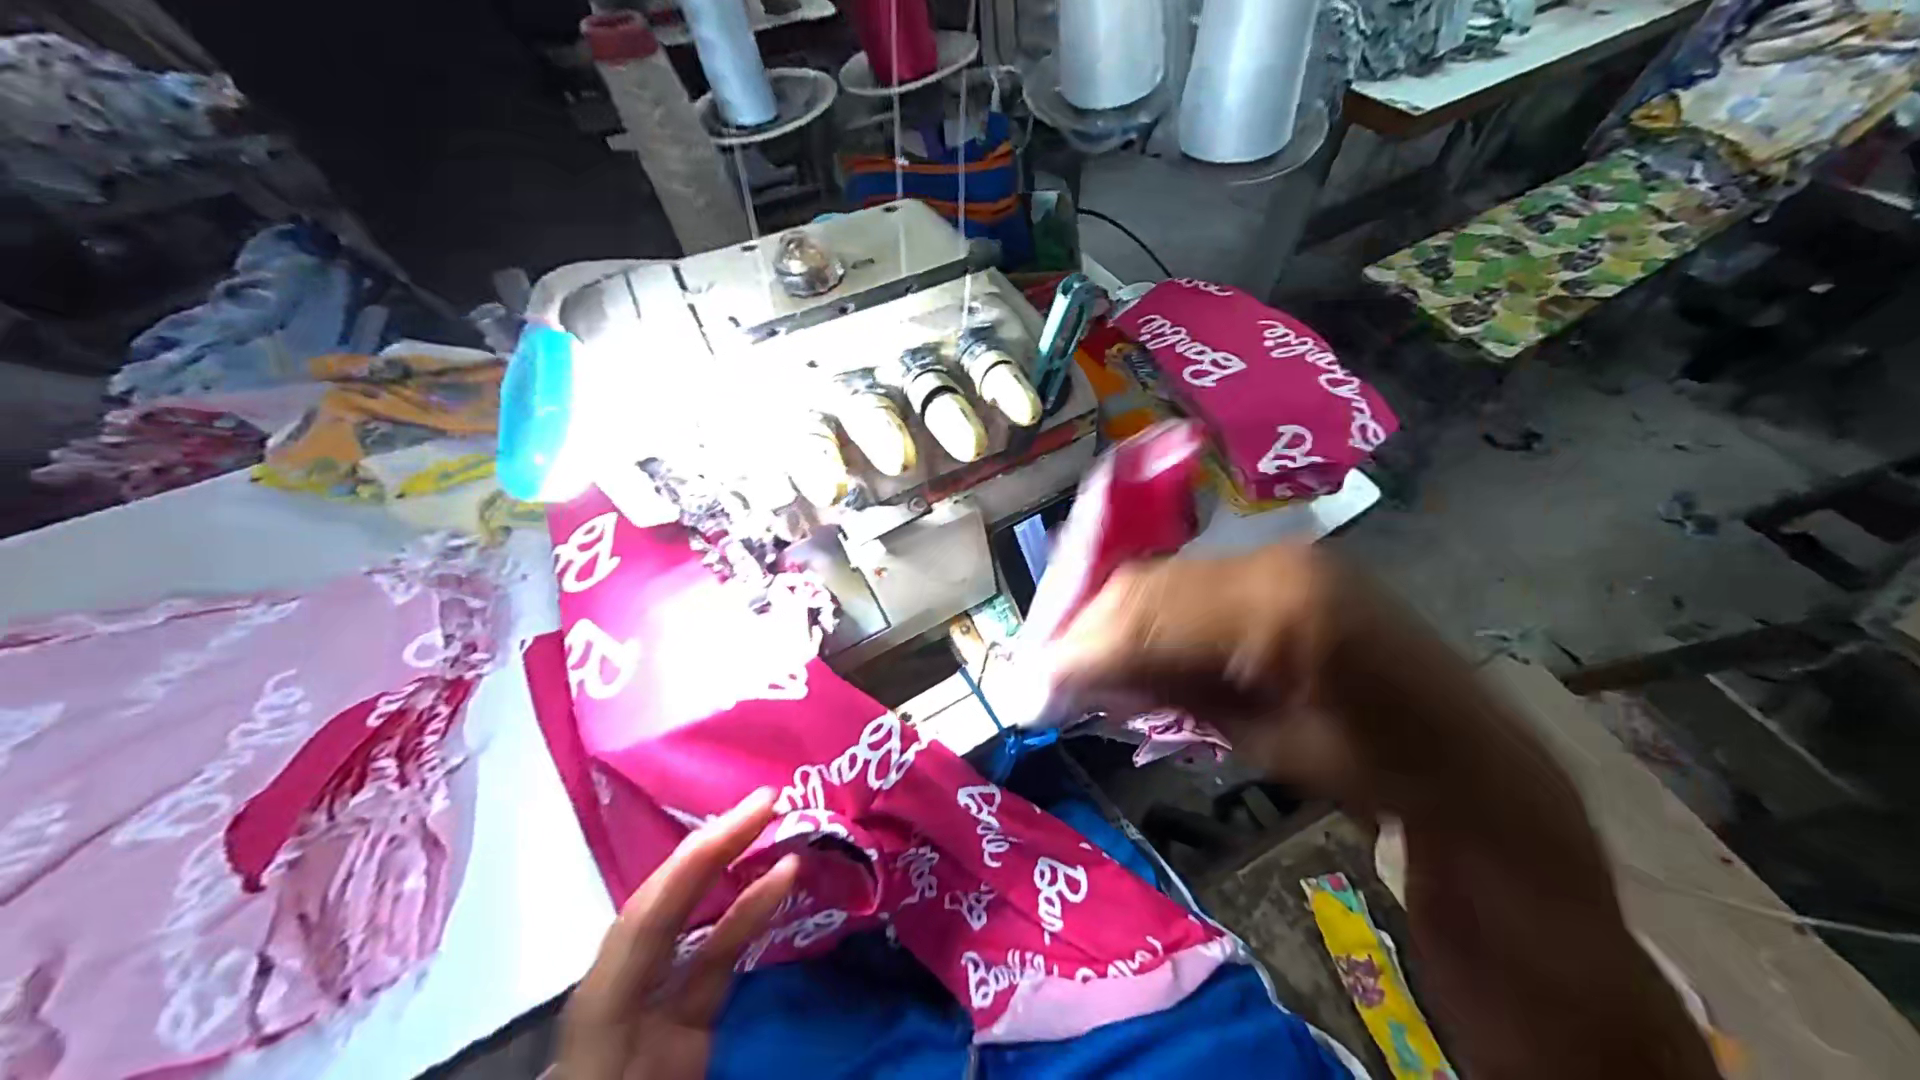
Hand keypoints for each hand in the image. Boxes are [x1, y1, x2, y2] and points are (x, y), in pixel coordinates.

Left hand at [556, 789, 798, 1079]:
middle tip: (767, 800)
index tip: (748, 816)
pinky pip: (718, 957)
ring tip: (782, 829)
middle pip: (668, 899)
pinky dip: (749, 918)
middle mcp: (623, 984)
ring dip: (738, 872)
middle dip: (714, 846)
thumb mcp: (621, 1063)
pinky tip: (783, 885)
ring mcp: (654, 999)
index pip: (648, 916)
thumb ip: (690, 990)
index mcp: (601, 1001)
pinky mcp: (684, 1020)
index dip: (695, 861)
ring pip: (698, 921)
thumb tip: (736, 984)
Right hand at [1041, 544, 1371, 803]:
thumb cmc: (1377, 768)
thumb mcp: (1264, 743)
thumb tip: (1083, 677)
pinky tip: (1129, 649)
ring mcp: (1278, 556)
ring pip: (1160, 578)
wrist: (1466, 753)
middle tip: (1046, 676)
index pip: (1149, 613)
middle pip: (1146, 583)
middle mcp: (1274, 561)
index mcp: (1282, 608)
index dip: (1083, 647)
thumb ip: (1171, 694)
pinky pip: (1187, 584)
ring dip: (1113, 622)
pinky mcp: (1278, 564)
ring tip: (1079, 667)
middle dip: (1088, 630)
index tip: (1034, 684)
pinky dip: (1149, 616)